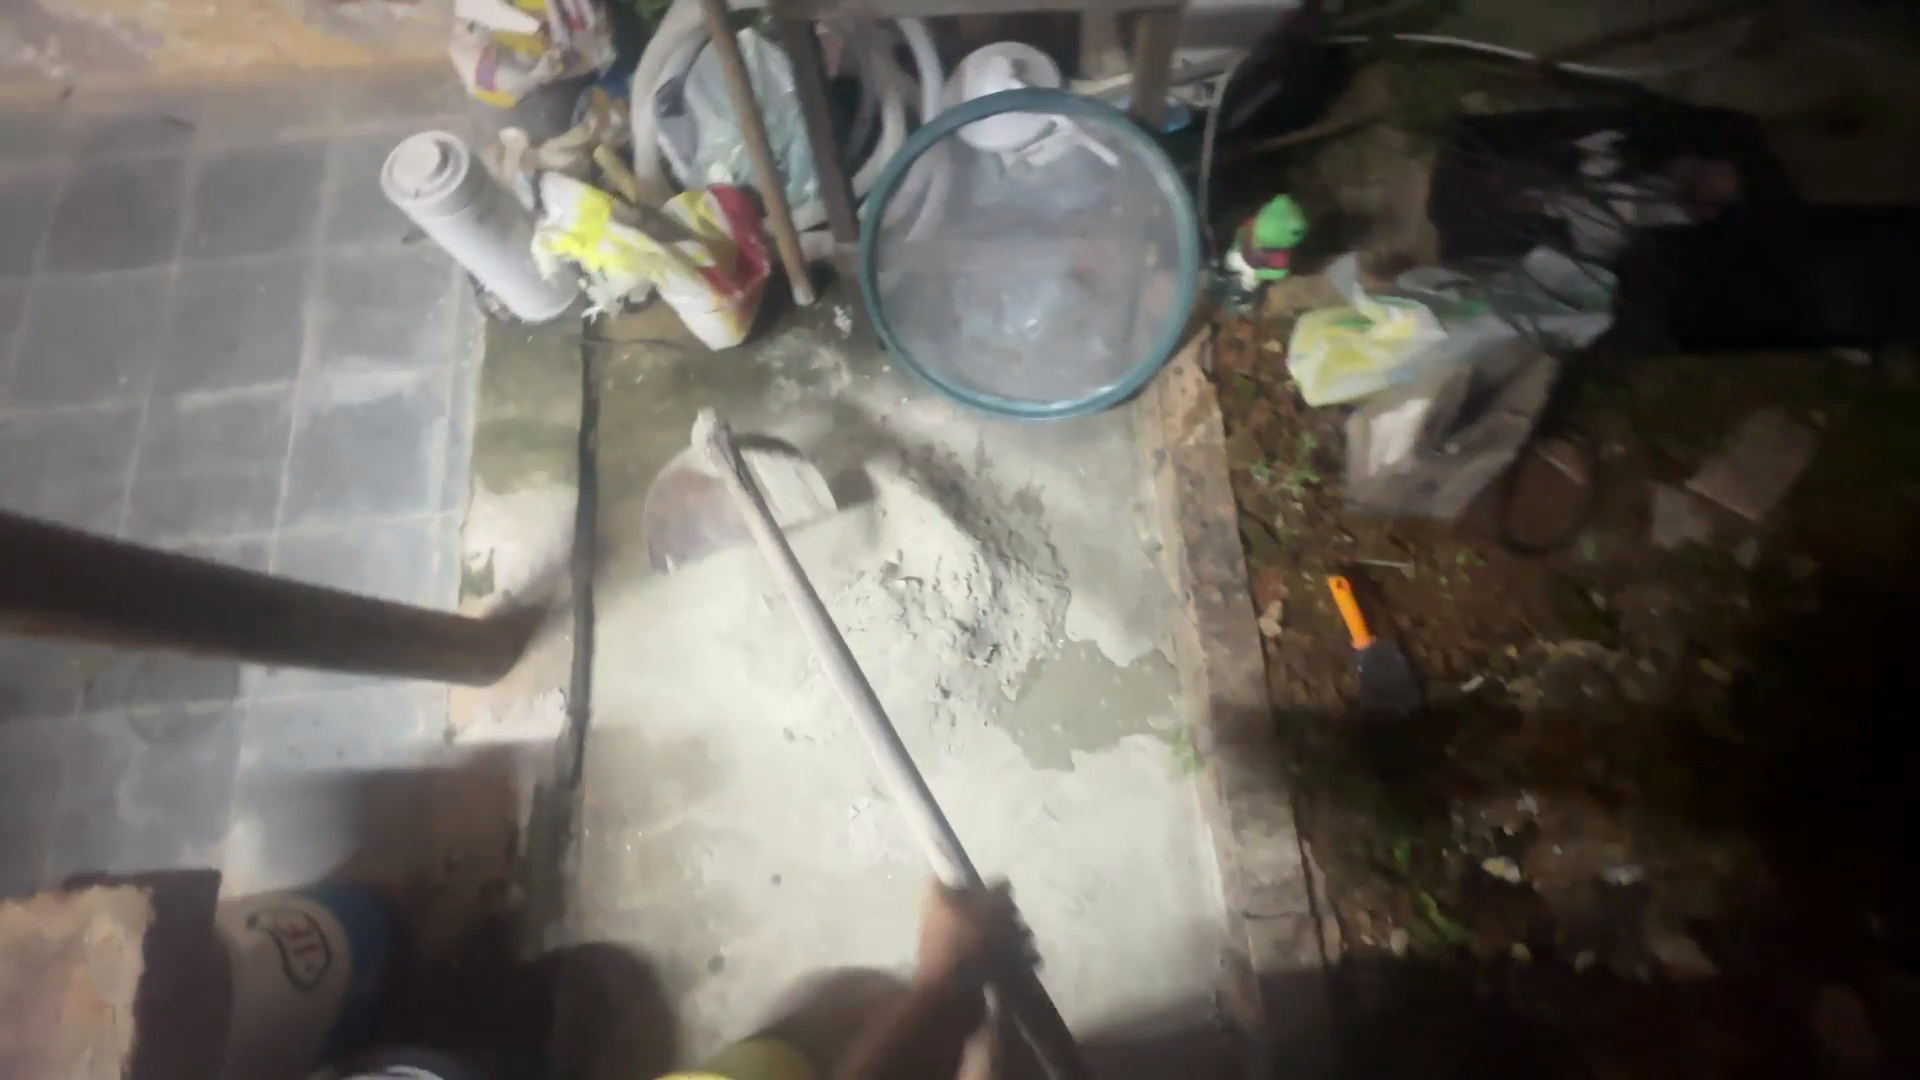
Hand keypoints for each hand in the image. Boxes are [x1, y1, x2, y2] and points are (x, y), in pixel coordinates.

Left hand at [913, 879, 1030, 990]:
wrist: (953, 999)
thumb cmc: (969, 943)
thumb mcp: (990, 908)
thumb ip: (999, 894)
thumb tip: (1004, 885)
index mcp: (938, 898)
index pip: (953, 878)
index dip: (975, 882)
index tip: (997, 891)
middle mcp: (941, 920)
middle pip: (977, 909)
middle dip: (1004, 916)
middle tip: (1019, 922)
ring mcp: (953, 948)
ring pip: (988, 936)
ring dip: (1013, 940)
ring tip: (1029, 946)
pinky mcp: (965, 974)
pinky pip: (990, 960)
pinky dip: (1011, 962)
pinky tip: (1030, 963)